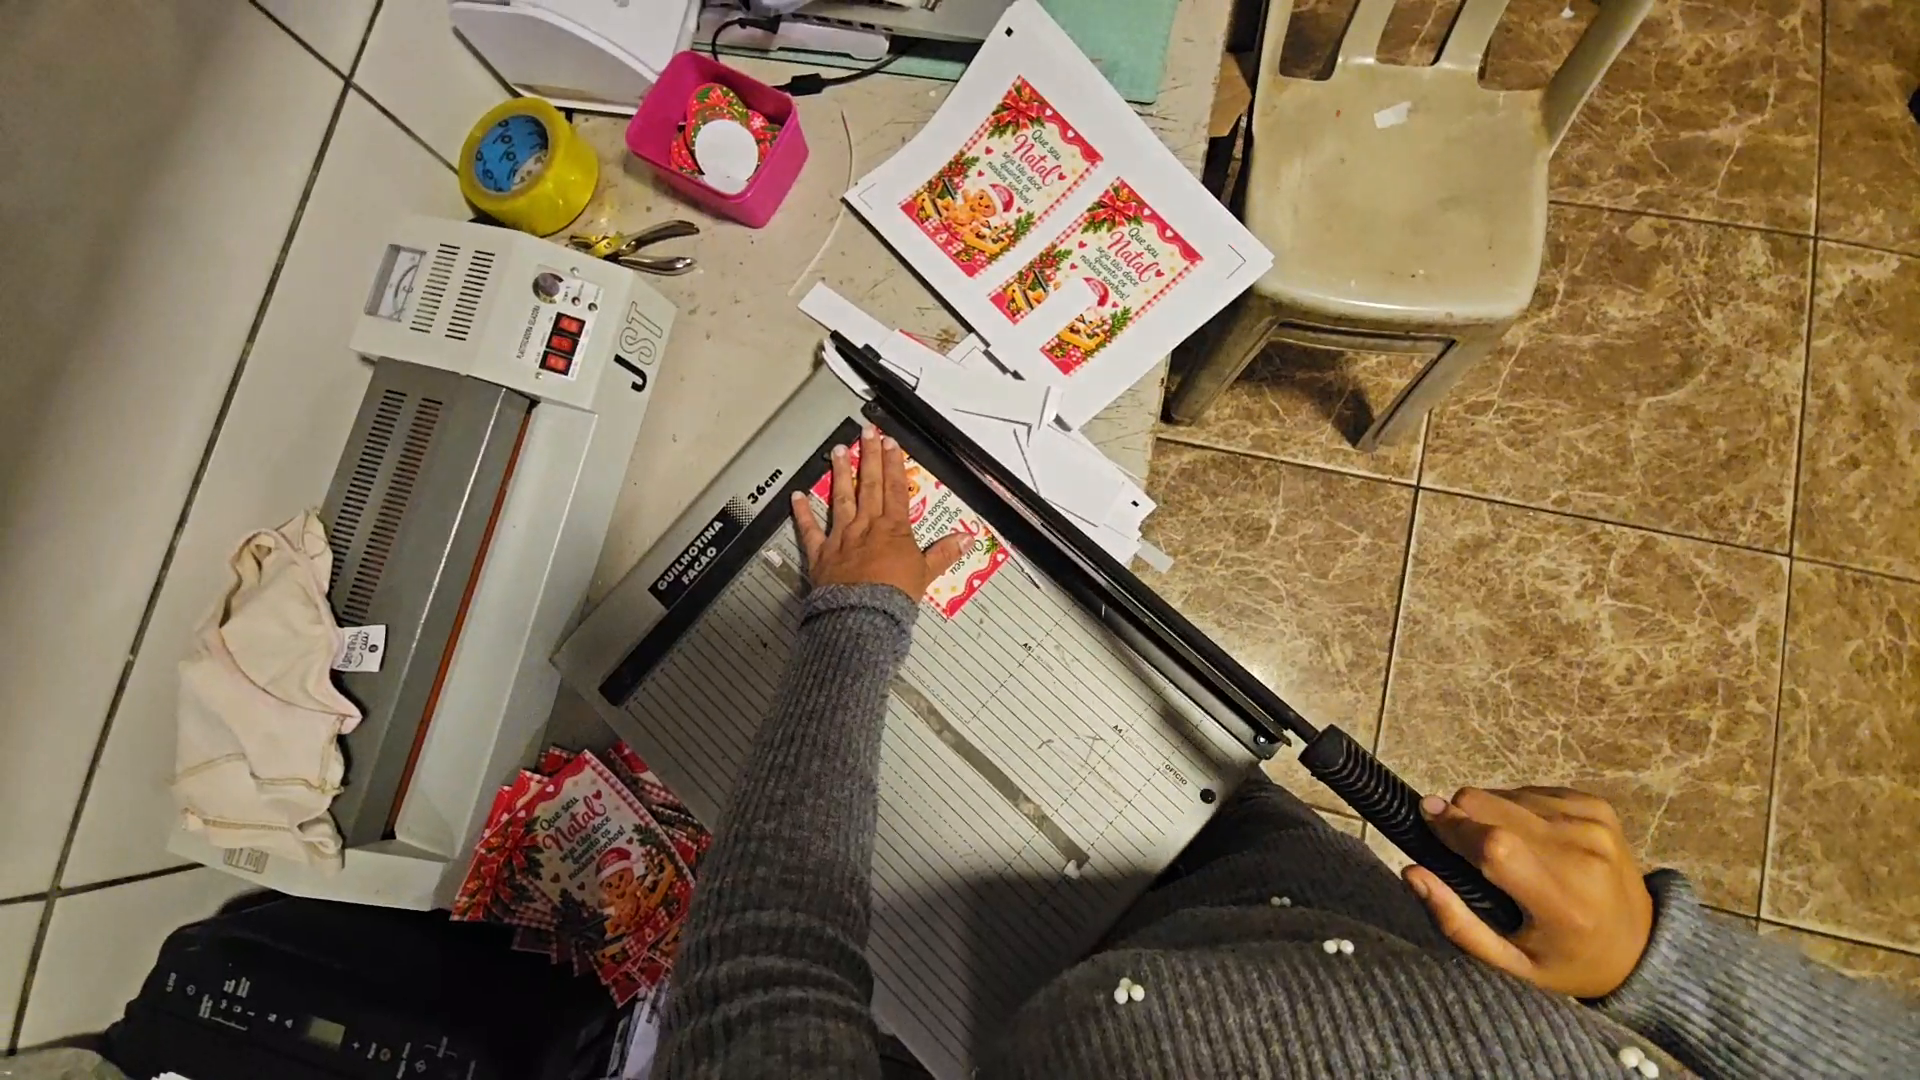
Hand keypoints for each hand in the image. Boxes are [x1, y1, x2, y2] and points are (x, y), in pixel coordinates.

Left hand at [791, 426, 968, 599]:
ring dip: (840, 473)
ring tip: (837, 451)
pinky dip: (802, 513)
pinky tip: (797, 496)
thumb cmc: (893, 597)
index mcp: (893, 529)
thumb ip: (944, 553)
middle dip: (868, 457)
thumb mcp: (926, 573)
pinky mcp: (822, 553)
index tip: (890, 443)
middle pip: (868, 485)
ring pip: (841, 498)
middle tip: (866, 433)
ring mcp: (842, 537)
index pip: (894, 489)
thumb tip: (966, 539)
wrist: (862, 616)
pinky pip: (810, 530)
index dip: (893, 464)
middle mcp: (866, 526)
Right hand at [1402, 786, 1652, 999]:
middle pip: (1487, 804)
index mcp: (1563, 902)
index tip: (1424, 818)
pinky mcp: (1598, 807)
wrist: (1643, 949)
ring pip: (1501, 793)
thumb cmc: (1565, 959)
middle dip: (1462, 817)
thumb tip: (1410, 871)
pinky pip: (1526, 790)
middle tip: (1468, 848)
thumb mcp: (1509, 961)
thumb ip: (1455, 921)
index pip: (1494, 845)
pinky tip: (1531, 837)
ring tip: (1506, 847)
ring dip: (1489, 814)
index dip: (1452, 826)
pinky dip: (1514, 808)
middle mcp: (1584, 856)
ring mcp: (1594, 826)